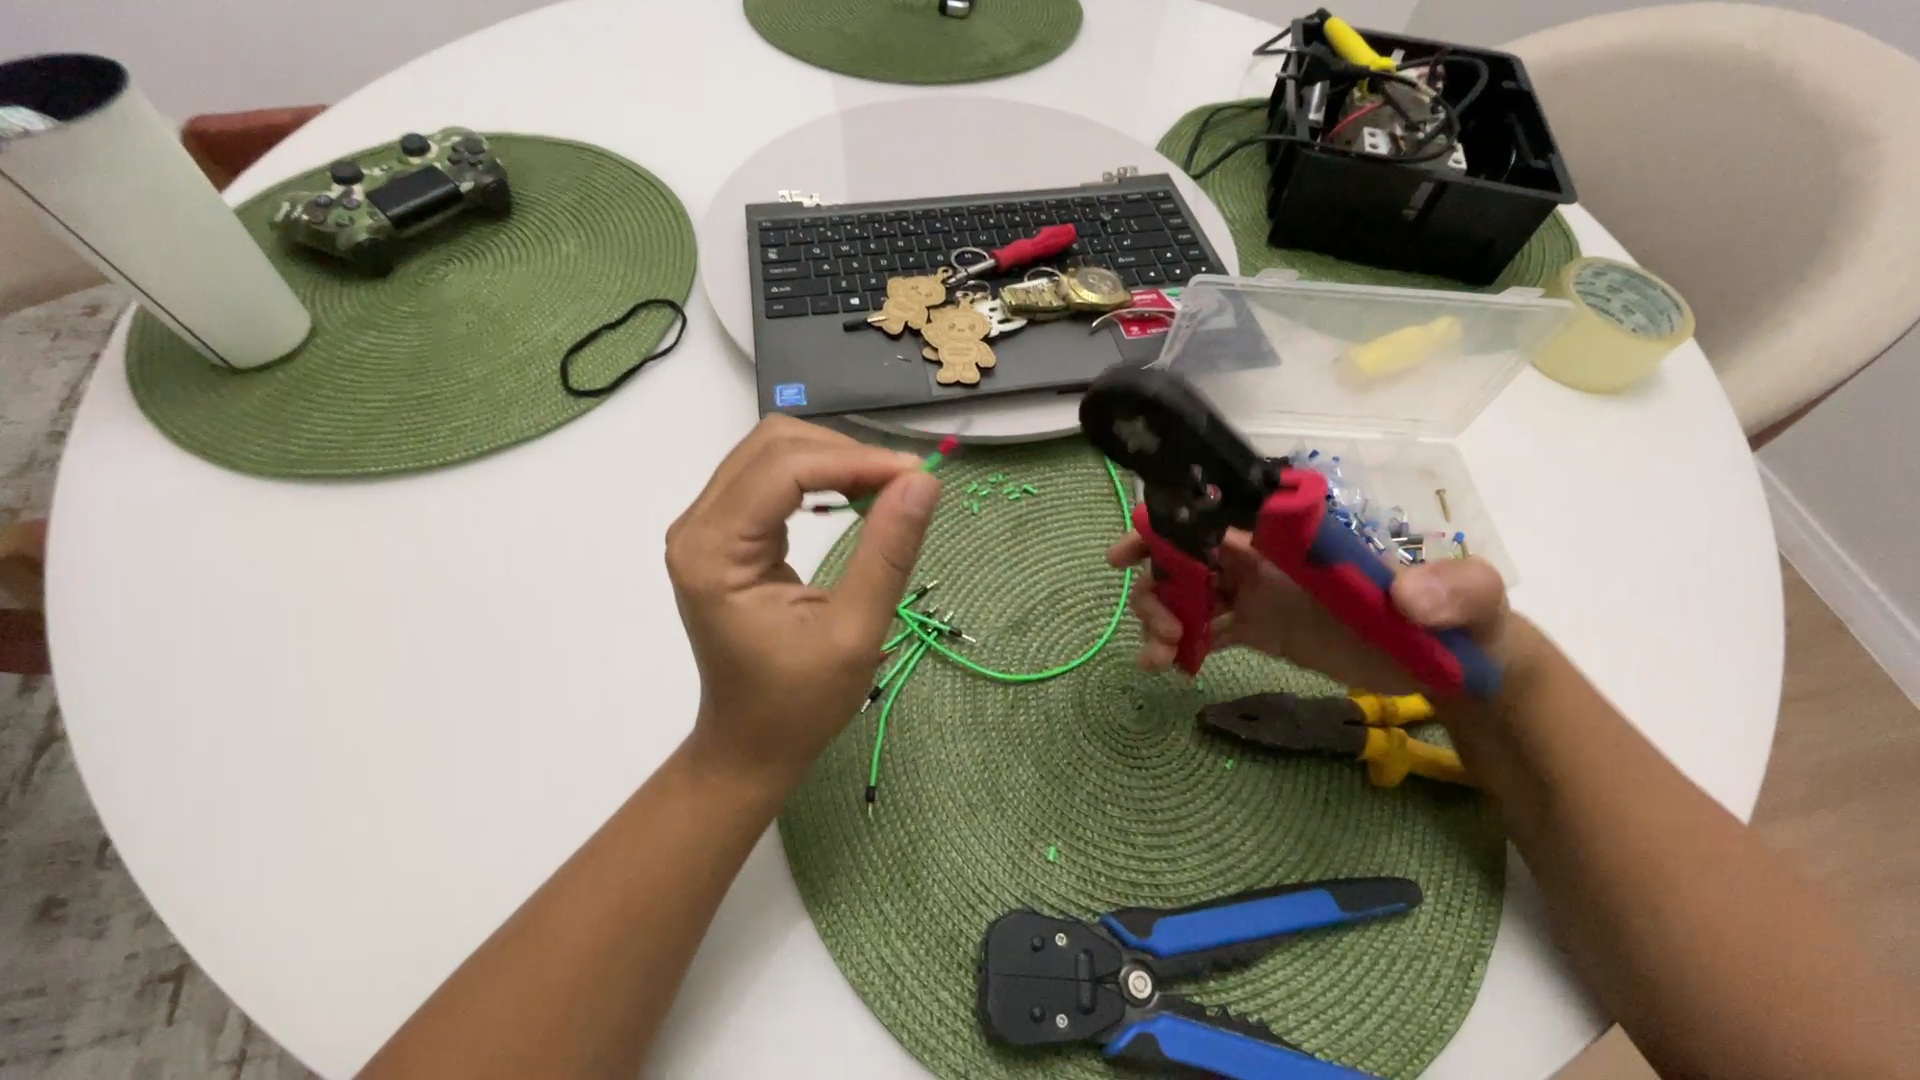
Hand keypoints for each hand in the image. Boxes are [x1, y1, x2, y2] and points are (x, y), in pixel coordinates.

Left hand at [667, 417, 939, 794]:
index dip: (856, 461)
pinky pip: (769, 478)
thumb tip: (923, 482)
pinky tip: (854, 498)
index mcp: (714, 552)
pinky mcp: (720, 534)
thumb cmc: (799, 703)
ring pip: (771, 453)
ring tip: (887, 491)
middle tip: (906, 485)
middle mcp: (696, 526)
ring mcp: (704, 527)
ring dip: (833, 461)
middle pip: (773, 445)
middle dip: (845, 454)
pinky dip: (818, 478)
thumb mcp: (854, 633)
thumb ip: (887, 554)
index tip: (919, 476)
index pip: (784, 468)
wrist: (751, 744)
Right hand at [1107, 528, 1534, 695]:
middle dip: (1157, 586)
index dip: (1167, 527)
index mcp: (1299, 541)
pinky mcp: (1261, 630)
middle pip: (1187, 557)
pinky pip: (1206, 630)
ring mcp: (1261, 595)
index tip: (1128, 552)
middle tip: (1162, 631)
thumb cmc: (1461, 620)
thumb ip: (1451, 588)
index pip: (1222, 517)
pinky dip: (1179, 645)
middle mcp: (1270, 560)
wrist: (1455, 665)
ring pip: (1187, 593)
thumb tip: (1406, 596)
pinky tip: (1165, 668)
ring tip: (1164, 656)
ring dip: (1162, 618)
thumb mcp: (1472, 599)